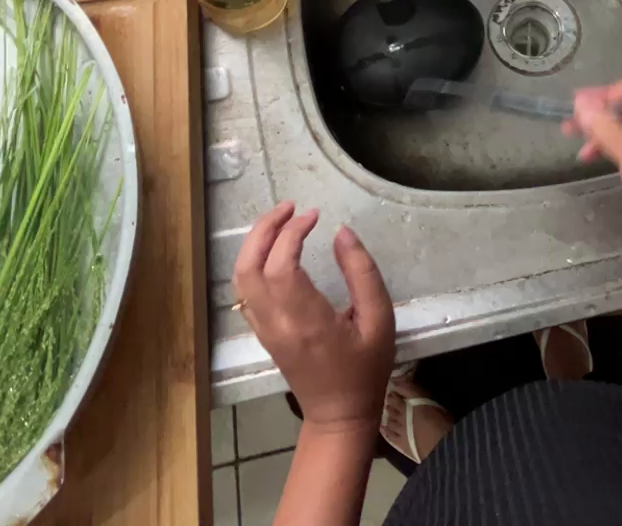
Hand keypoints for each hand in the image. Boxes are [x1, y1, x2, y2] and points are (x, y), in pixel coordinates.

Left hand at [234, 203, 395, 432]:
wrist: (339, 414)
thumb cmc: (366, 368)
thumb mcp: (380, 319)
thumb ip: (363, 273)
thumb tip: (341, 232)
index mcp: (306, 320)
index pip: (281, 265)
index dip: (292, 232)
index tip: (315, 215)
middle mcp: (277, 323)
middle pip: (250, 267)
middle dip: (265, 229)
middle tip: (290, 207)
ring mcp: (264, 329)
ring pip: (241, 278)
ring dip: (255, 242)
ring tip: (281, 220)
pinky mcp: (262, 332)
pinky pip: (246, 291)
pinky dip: (253, 261)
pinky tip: (275, 248)